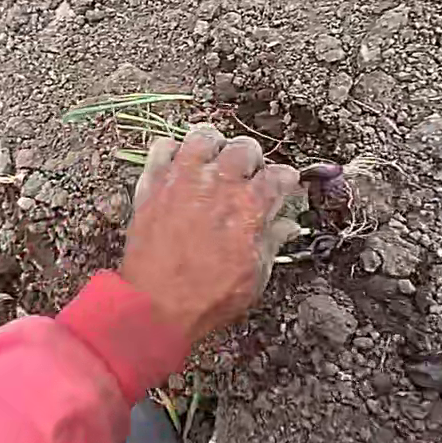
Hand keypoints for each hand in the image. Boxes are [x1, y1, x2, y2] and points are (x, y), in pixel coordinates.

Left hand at [119, 124, 301, 344]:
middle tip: (248, 174)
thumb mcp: (255, 276)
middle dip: (253, 159)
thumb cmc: (206, 297)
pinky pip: (162, 147)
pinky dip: (173, 150)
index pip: (280, 175)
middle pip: (245, 147)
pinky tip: (180, 165)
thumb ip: (272, 242)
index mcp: (250, 206)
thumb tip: (287, 226)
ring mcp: (184, 180)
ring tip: (215, 160)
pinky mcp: (154, 185)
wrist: (154, 307)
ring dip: (215, 146)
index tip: (282, 187)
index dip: (285, 181)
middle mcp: (220, 184)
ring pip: (205, 136)